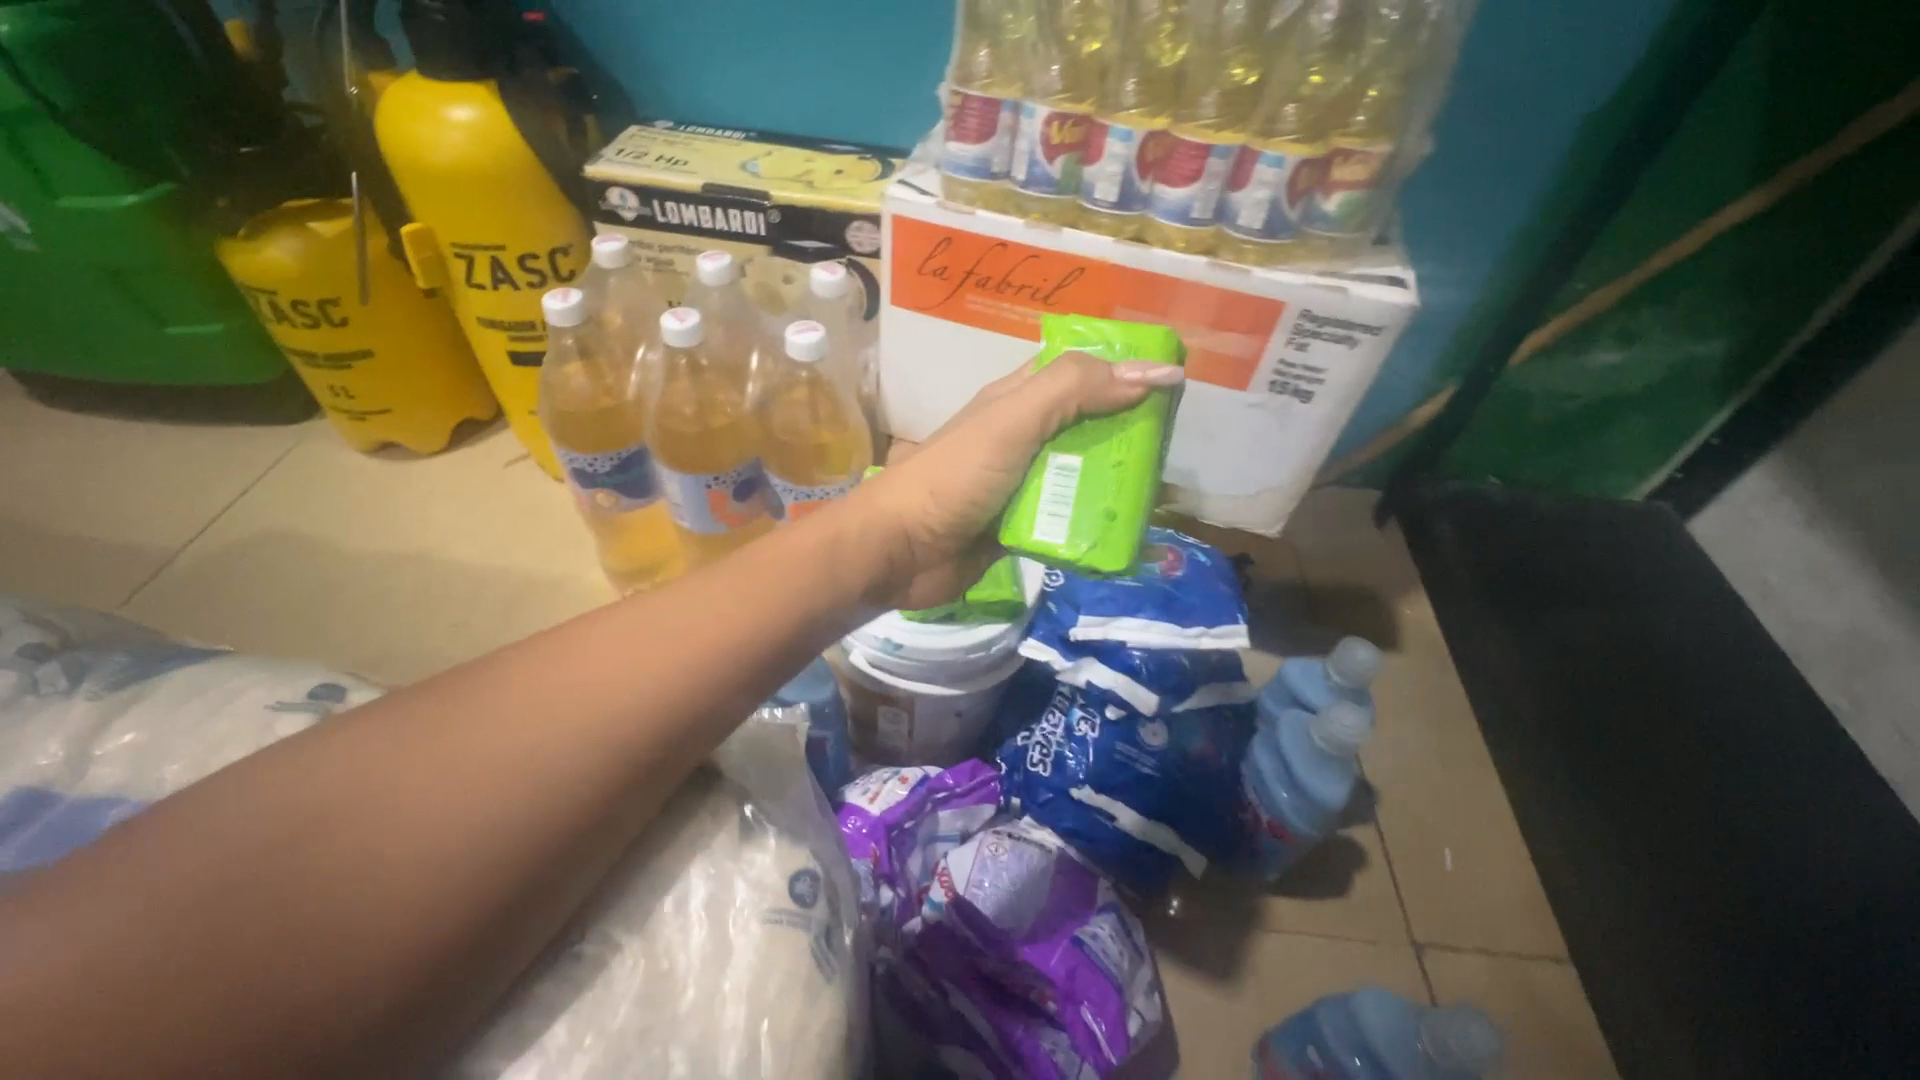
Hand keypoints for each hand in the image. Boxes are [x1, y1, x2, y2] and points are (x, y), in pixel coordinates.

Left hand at [856, 351, 1183, 609]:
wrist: (898, 549)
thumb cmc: (954, 475)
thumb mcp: (1013, 420)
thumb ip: (1075, 390)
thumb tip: (1157, 371)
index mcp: (1016, 400)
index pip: (1078, 372)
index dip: (1120, 369)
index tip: (1173, 381)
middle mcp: (1022, 438)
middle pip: (1087, 426)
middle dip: (1128, 432)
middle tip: (1175, 445)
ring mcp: (1020, 485)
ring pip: (1080, 475)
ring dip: (1115, 482)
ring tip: (1161, 491)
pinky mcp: (1020, 528)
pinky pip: (1067, 520)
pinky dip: (1094, 523)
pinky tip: (1128, 530)